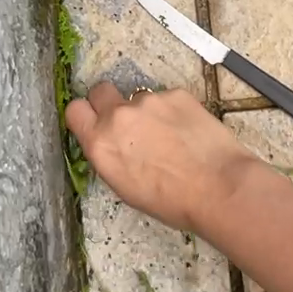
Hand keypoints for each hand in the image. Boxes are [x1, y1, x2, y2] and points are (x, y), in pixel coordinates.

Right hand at [64, 82, 265, 234]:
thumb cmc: (172, 200)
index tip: (95, 121)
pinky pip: (166, 98)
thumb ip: (110, 155)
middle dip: (109, 102)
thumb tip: (112, 142)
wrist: (218, 186)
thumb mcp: (125, 187)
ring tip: (171, 137)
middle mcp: (118, 116)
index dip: (86, 115)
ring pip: (138, 97)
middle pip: (100, 90)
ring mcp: (148, 100)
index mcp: (100, 144)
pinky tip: (188, 132)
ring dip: (148, 112)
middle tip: (128, 122)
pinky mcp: (175, 93)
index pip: (75, 110)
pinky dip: (173, 111)